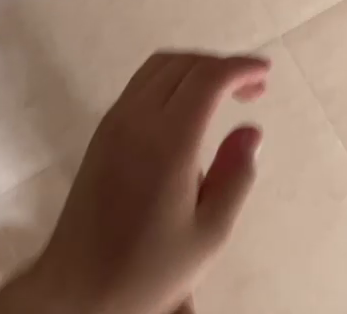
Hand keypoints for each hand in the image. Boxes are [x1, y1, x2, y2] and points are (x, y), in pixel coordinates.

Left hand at [0, 52, 269, 313]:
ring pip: (159, 67)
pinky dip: (172, 78)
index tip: (265, 71)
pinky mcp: (103, 129)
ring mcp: (114, 119)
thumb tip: (251, 130)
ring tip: (226, 92)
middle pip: (183, 63)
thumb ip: (234, 176)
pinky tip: (189, 106)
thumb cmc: (149, 268)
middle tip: (254, 88)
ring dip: (195, 68)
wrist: (81, 283)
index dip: (239, 67)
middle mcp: (136, 117)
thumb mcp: (208, 234)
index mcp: (167, 140)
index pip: (206, 78)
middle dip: (222, 65)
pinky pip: (141, 83)